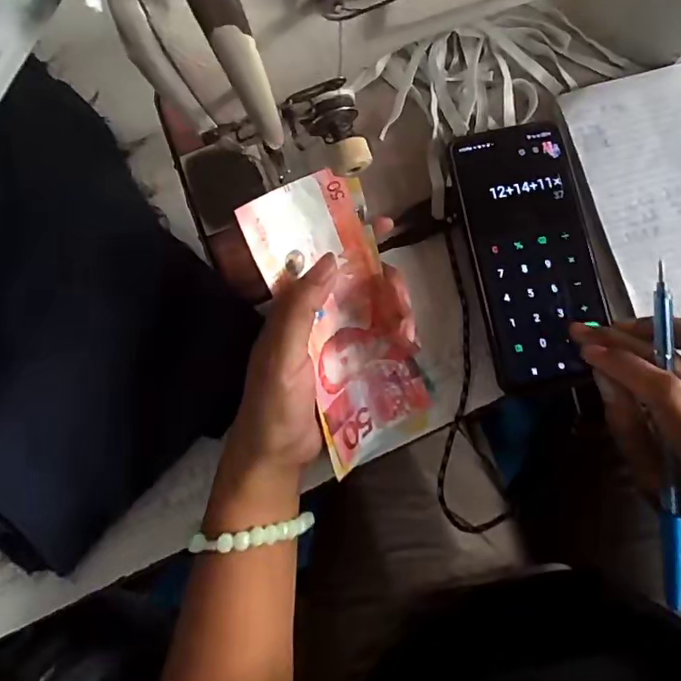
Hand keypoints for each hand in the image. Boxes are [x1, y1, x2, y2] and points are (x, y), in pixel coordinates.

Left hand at [223, 218, 410, 476]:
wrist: (277, 455)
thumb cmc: (272, 404)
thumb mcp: (281, 355)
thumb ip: (299, 307)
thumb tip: (329, 258)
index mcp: (296, 305)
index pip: (324, 259)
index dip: (350, 237)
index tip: (383, 225)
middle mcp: (319, 313)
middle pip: (361, 280)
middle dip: (387, 283)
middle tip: (402, 302)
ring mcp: (338, 337)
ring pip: (376, 305)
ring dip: (397, 310)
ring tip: (407, 332)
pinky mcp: (354, 360)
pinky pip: (382, 335)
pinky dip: (398, 334)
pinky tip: (408, 346)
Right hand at [570, 318, 680, 579]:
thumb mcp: (649, 483)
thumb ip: (626, 424)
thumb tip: (602, 371)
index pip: (666, 392)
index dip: (624, 363)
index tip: (587, 348)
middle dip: (628, 341)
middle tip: (591, 332)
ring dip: (664, 326)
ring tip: (627, 330)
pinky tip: (668, 339)